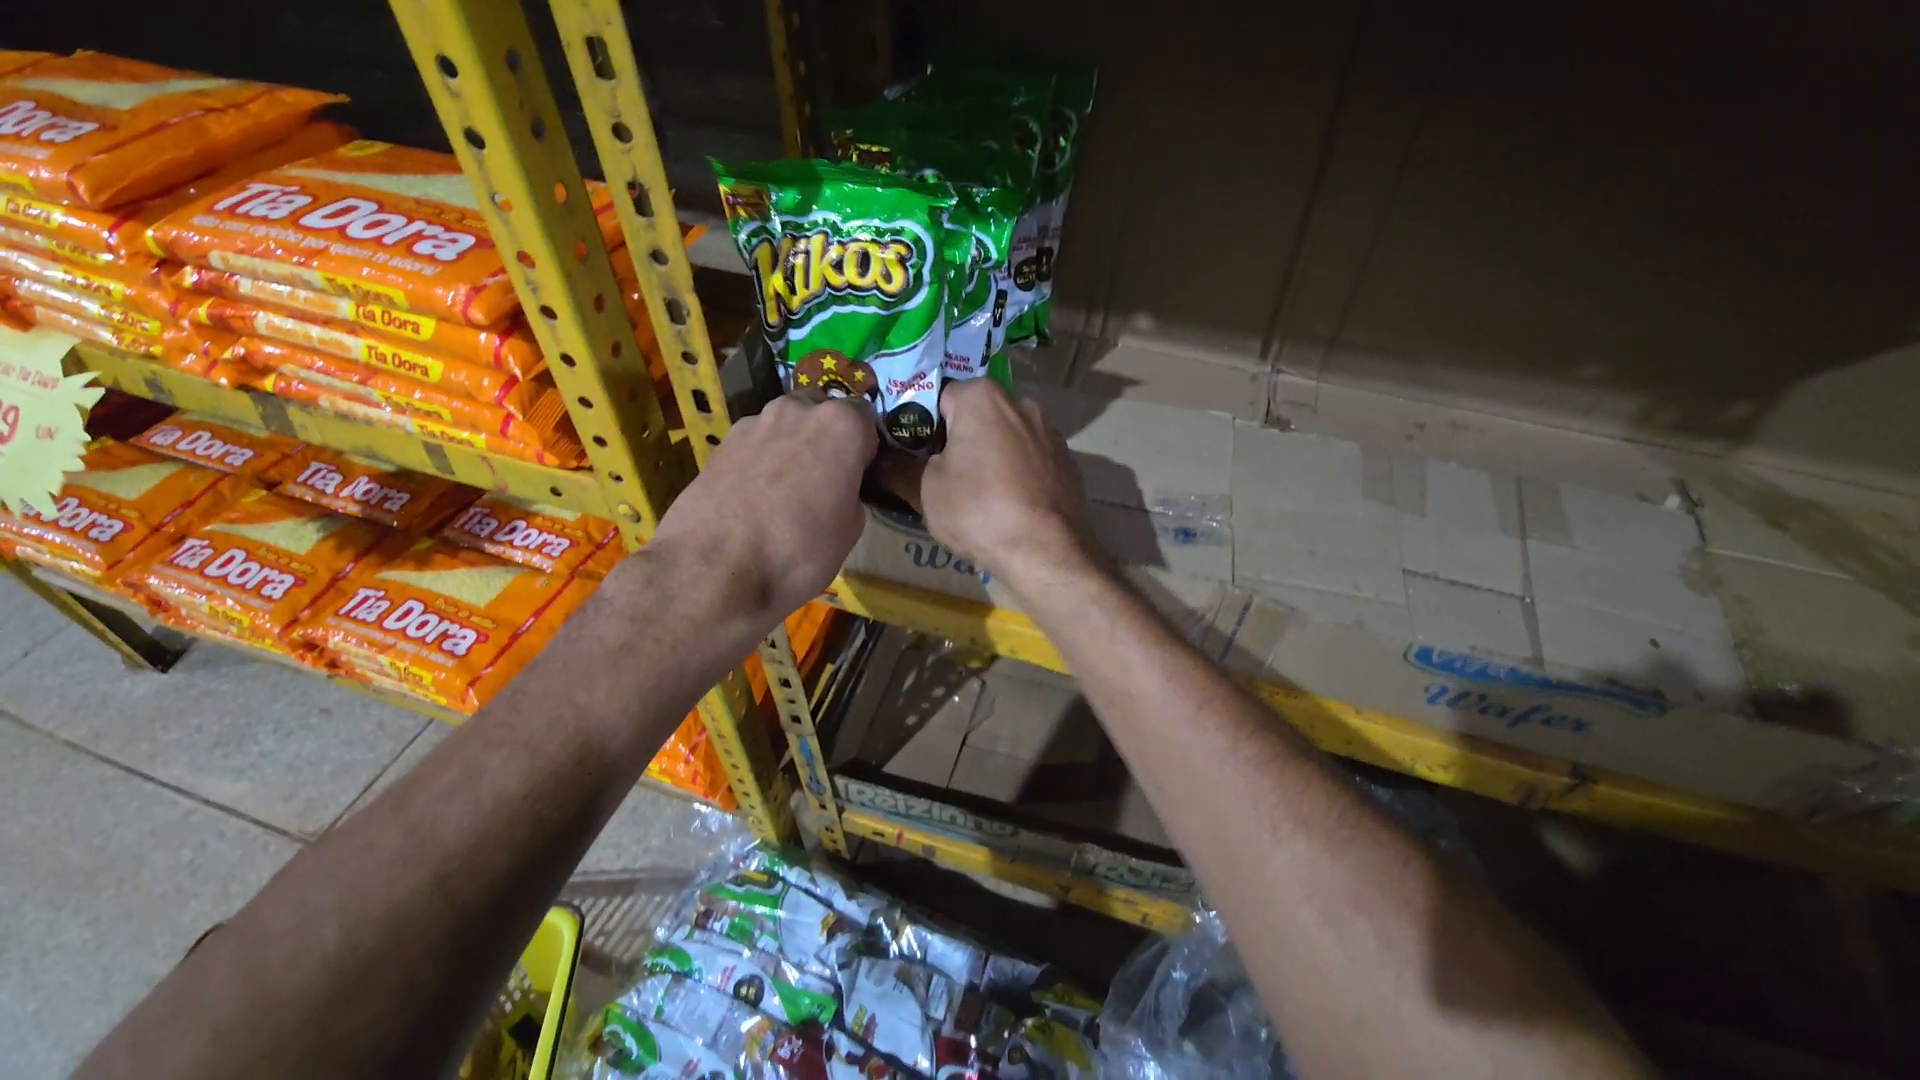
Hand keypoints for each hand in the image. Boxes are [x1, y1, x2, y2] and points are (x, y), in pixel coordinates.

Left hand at [649, 396, 875, 619]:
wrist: (714, 570)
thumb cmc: (798, 550)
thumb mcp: (850, 530)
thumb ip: (850, 492)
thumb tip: (837, 488)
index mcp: (839, 425)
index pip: (865, 416)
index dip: (863, 446)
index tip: (859, 473)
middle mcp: (795, 411)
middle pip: (819, 411)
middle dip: (823, 437)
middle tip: (822, 480)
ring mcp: (752, 424)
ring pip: (783, 427)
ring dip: (788, 447)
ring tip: (783, 493)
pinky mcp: (719, 444)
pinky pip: (752, 446)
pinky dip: (758, 463)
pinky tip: (752, 500)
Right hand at [915, 379, 1094, 585]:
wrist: (1047, 552)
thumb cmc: (978, 510)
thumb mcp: (924, 490)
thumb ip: (898, 468)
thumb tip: (877, 460)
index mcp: (981, 396)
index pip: (938, 397)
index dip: (920, 426)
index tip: (912, 456)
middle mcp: (1020, 402)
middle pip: (975, 415)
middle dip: (957, 440)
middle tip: (940, 478)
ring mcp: (1050, 432)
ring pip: (1004, 438)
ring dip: (988, 457)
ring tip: (975, 496)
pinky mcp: (1068, 461)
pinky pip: (1028, 460)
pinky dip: (1015, 475)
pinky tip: (1007, 506)